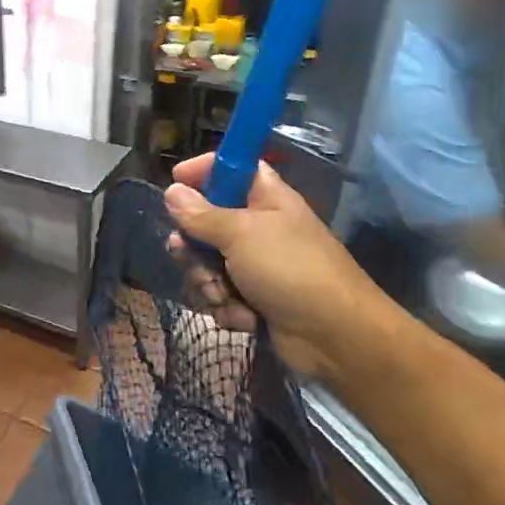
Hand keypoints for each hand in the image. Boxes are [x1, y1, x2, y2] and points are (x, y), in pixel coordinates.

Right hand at [164, 154, 388, 380]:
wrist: (333, 334)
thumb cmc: (289, 269)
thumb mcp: (241, 233)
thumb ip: (201, 215)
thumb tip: (171, 193)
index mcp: (265, 198)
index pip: (231, 169)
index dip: (203, 171)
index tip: (174, 182)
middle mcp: (259, 228)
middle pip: (207, 224)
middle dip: (194, 247)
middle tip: (189, 255)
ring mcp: (256, 266)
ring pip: (208, 266)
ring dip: (209, 284)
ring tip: (225, 296)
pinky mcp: (254, 300)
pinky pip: (222, 297)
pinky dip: (229, 309)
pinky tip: (246, 318)